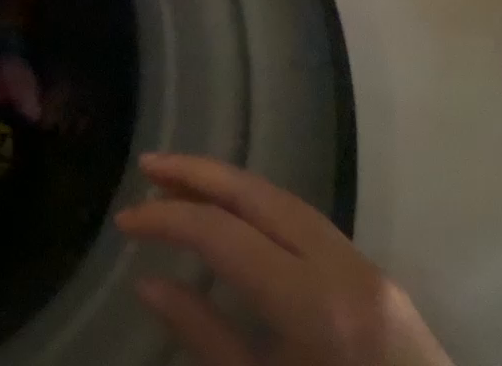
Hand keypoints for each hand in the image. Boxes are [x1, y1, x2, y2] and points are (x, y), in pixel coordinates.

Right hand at [117, 154, 452, 365]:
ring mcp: (369, 270)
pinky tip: (232, 212)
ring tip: (178, 181)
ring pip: (285, 201)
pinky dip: (259, 206)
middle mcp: (345, 270)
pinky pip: (307, 222)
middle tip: (147, 166)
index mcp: (314, 305)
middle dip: (197, 173)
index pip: (221, 233)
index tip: (123, 222)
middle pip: (258, 196)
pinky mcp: (378, 280)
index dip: (165, 219)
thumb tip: (148, 283)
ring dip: (228, 184)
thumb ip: (205, 336)